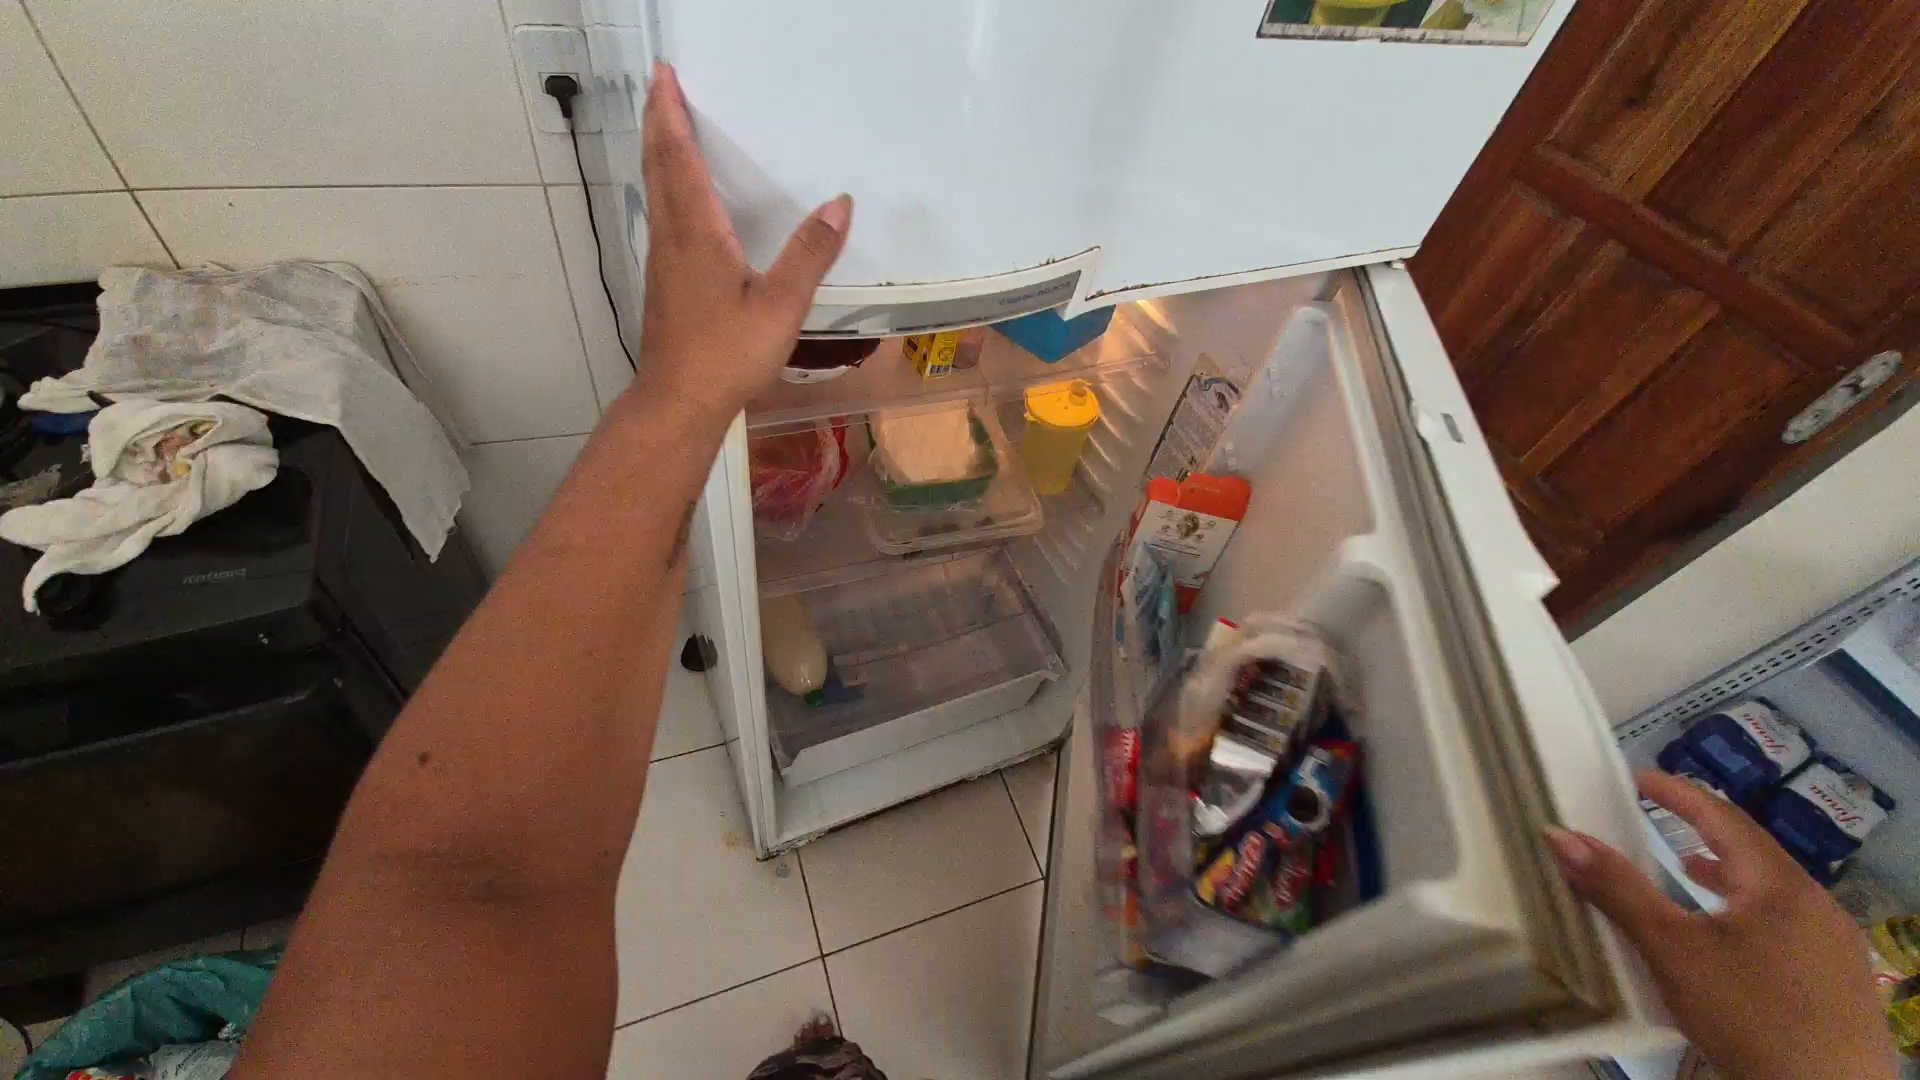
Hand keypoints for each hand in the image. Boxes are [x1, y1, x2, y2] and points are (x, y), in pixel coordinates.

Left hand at [621, 62, 852, 427]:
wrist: (681, 400)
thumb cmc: (729, 354)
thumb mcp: (781, 306)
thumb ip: (810, 254)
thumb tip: (839, 203)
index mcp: (697, 233)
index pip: (679, 158)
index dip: (670, 113)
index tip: (665, 75)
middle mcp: (672, 238)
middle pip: (659, 167)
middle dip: (659, 122)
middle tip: (662, 89)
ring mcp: (663, 262)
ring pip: (656, 192)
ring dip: (660, 154)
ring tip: (670, 130)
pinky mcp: (665, 284)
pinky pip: (662, 217)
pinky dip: (667, 188)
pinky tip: (682, 201)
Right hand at [1545, 770, 1896, 1079]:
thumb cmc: (1749, 1014)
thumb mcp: (1671, 948)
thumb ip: (1617, 887)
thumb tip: (1557, 833)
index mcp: (1782, 889)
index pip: (1726, 820)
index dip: (1680, 794)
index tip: (1639, 777)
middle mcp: (1817, 908)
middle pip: (1754, 851)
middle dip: (1702, 827)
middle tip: (1654, 812)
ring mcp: (1834, 948)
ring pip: (1770, 888)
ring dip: (1724, 868)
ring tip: (1685, 863)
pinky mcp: (1835, 982)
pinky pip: (1782, 919)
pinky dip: (1742, 903)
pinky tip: (1722, 924)